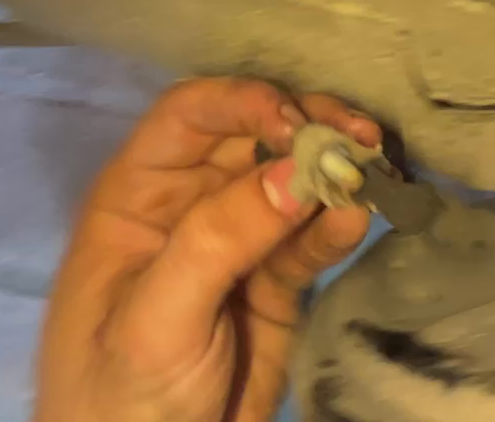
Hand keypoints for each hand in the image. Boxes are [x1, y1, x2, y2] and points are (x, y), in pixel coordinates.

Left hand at [35, 77, 381, 421]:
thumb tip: (298, 170)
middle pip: (255, 134)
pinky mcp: (275, 278)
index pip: (191, 114)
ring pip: (292, 178)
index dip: (243, 102)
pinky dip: (337, 223)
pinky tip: (359, 218)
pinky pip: (311, 236)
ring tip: (375, 164)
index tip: (293, 123)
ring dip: (334, 166)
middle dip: (307, 125)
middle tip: (357, 134)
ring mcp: (237, 238)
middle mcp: (190, 201)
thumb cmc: (119, 404)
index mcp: (140, 194)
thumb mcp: (156, 321)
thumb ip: (221, 239)